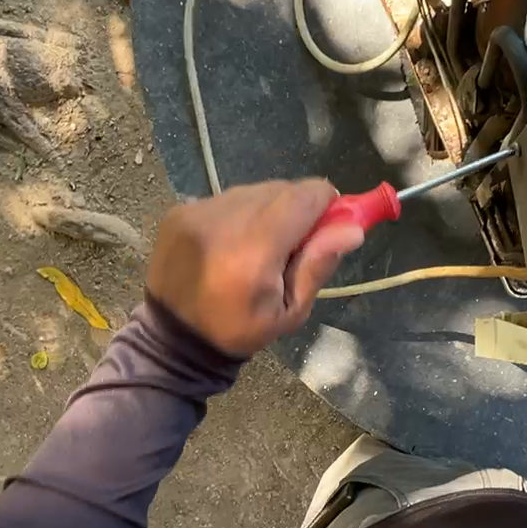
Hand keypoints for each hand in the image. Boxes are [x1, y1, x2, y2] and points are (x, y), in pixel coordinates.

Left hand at [146, 179, 364, 355]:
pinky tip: (231, 244)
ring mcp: (199, 211)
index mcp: (255, 250)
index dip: (326, 204)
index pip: (305, 196)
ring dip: (268, 210)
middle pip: (282, 189)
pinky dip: (239, 214)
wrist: (173, 339)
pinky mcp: (180, 210)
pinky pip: (226, 198)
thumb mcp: (289, 312)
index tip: (328, 225)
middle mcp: (225, 220)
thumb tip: (353, 228)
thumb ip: (318, 265)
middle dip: (297, 210)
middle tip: (293, 246)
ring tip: (259, 247)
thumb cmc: (237, 330)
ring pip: (254, 190)